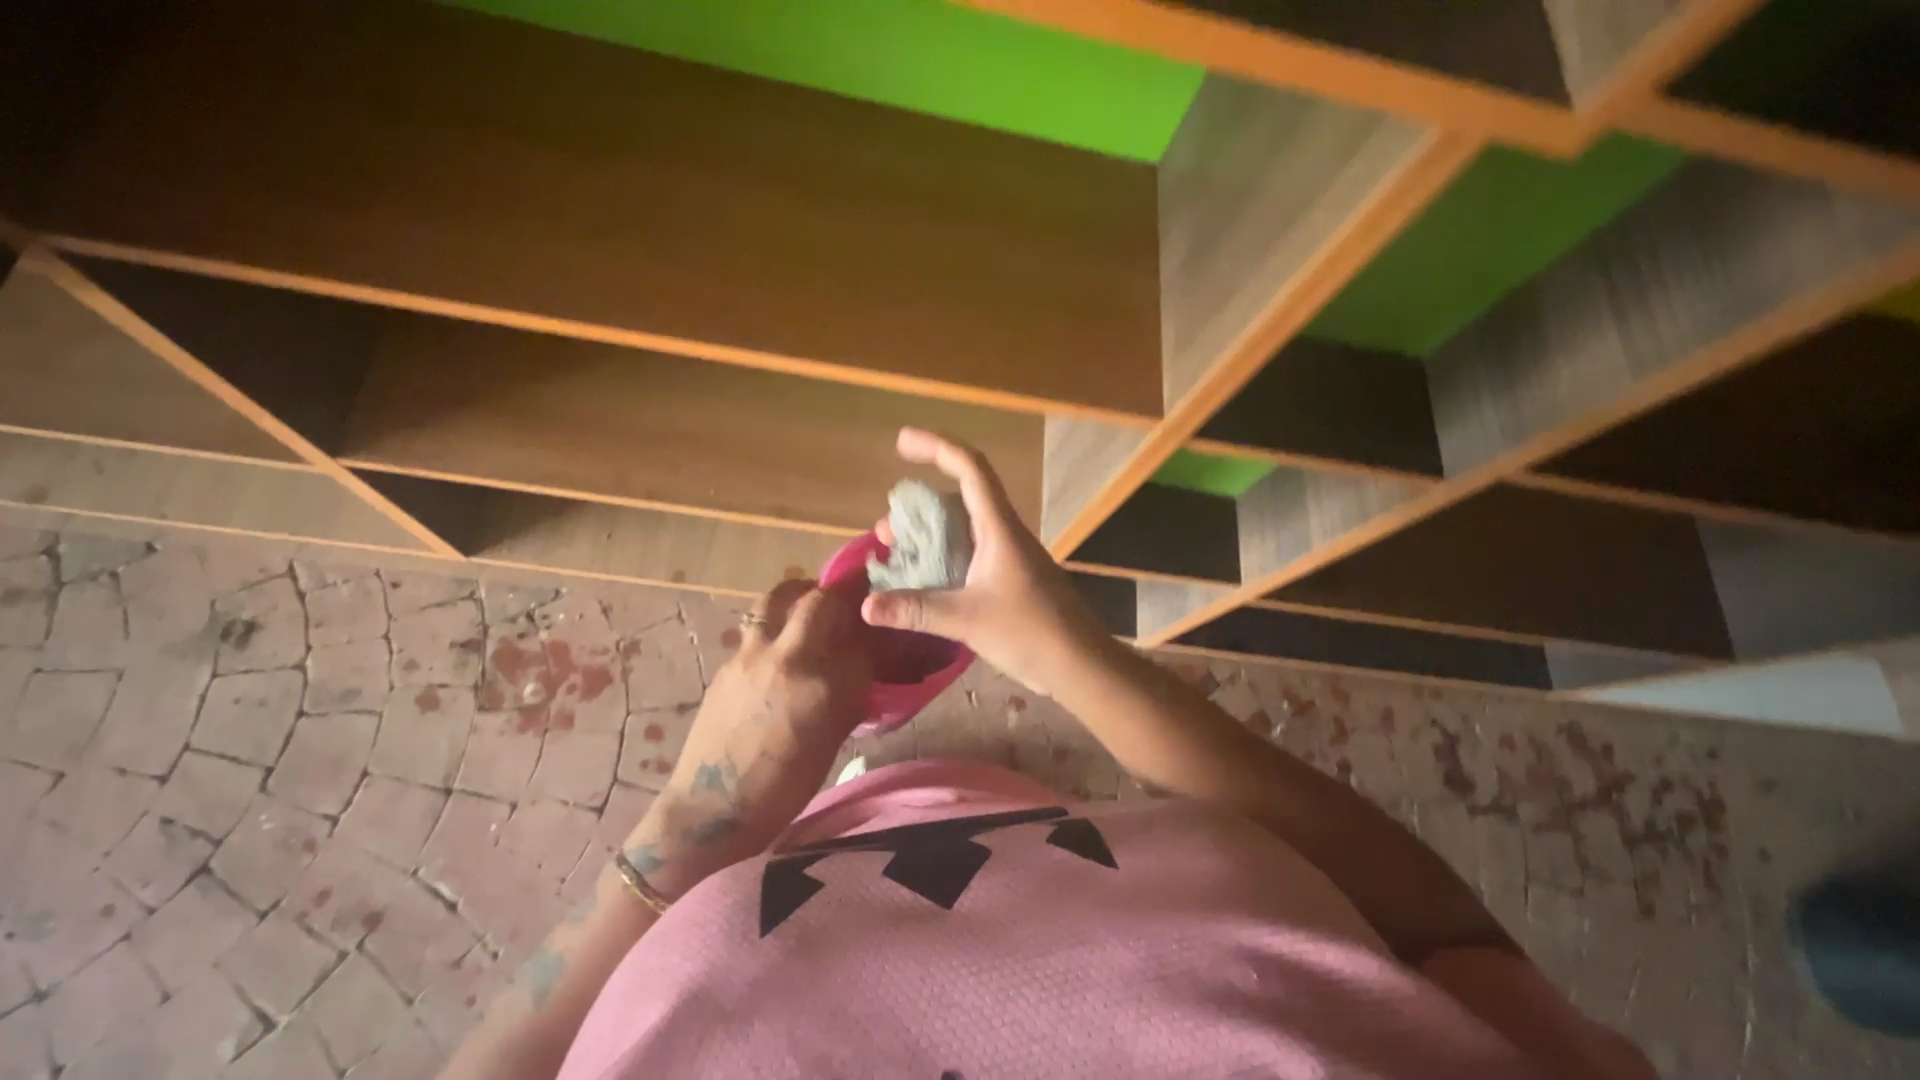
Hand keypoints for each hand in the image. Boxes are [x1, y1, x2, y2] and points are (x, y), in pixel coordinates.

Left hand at [622, 579, 869, 897]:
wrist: (710, 810)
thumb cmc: (780, 791)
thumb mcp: (830, 745)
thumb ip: (848, 700)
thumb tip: (862, 673)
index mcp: (823, 687)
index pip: (862, 641)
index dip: (878, 632)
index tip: (887, 627)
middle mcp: (788, 659)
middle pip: (821, 601)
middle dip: (842, 593)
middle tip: (853, 598)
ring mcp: (752, 656)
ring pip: (778, 599)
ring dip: (800, 593)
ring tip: (812, 603)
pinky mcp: (728, 663)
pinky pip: (756, 626)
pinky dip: (776, 622)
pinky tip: (783, 642)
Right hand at [861, 427, 1111, 696]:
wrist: (1081, 665)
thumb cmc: (1031, 632)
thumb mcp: (967, 619)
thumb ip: (916, 609)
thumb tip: (867, 606)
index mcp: (999, 528)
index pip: (970, 469)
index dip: (937, 447)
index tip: (902, 443)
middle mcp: (1003, 534)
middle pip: (959, 501)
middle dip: (918, 508)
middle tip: (886, 533)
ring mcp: (1008, 559)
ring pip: (962, 532)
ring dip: (928, 538)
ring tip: (895, 557)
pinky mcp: (1009, 582)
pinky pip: (968, 558)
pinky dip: (941, 562)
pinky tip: (921, 585)